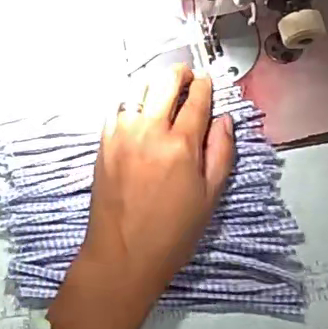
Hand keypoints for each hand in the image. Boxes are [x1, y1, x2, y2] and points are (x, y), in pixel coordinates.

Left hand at [56, 65, 235, 328]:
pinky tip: (139, 107)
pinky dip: (130, 99)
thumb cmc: (172, 233)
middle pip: (164, 82)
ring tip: (163, 87)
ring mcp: (122, 135)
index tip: (208, 80)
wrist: (122, 255)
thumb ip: (221, 152)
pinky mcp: (103, 143)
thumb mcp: (210, 196)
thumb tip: (224, 120)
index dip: (205, 85)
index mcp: (181, 145)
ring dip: (153, 82)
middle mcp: (149, 132)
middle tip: (187, 77)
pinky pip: (117, 107)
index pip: (197, 99)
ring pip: (137, 88)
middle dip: (179, 73)